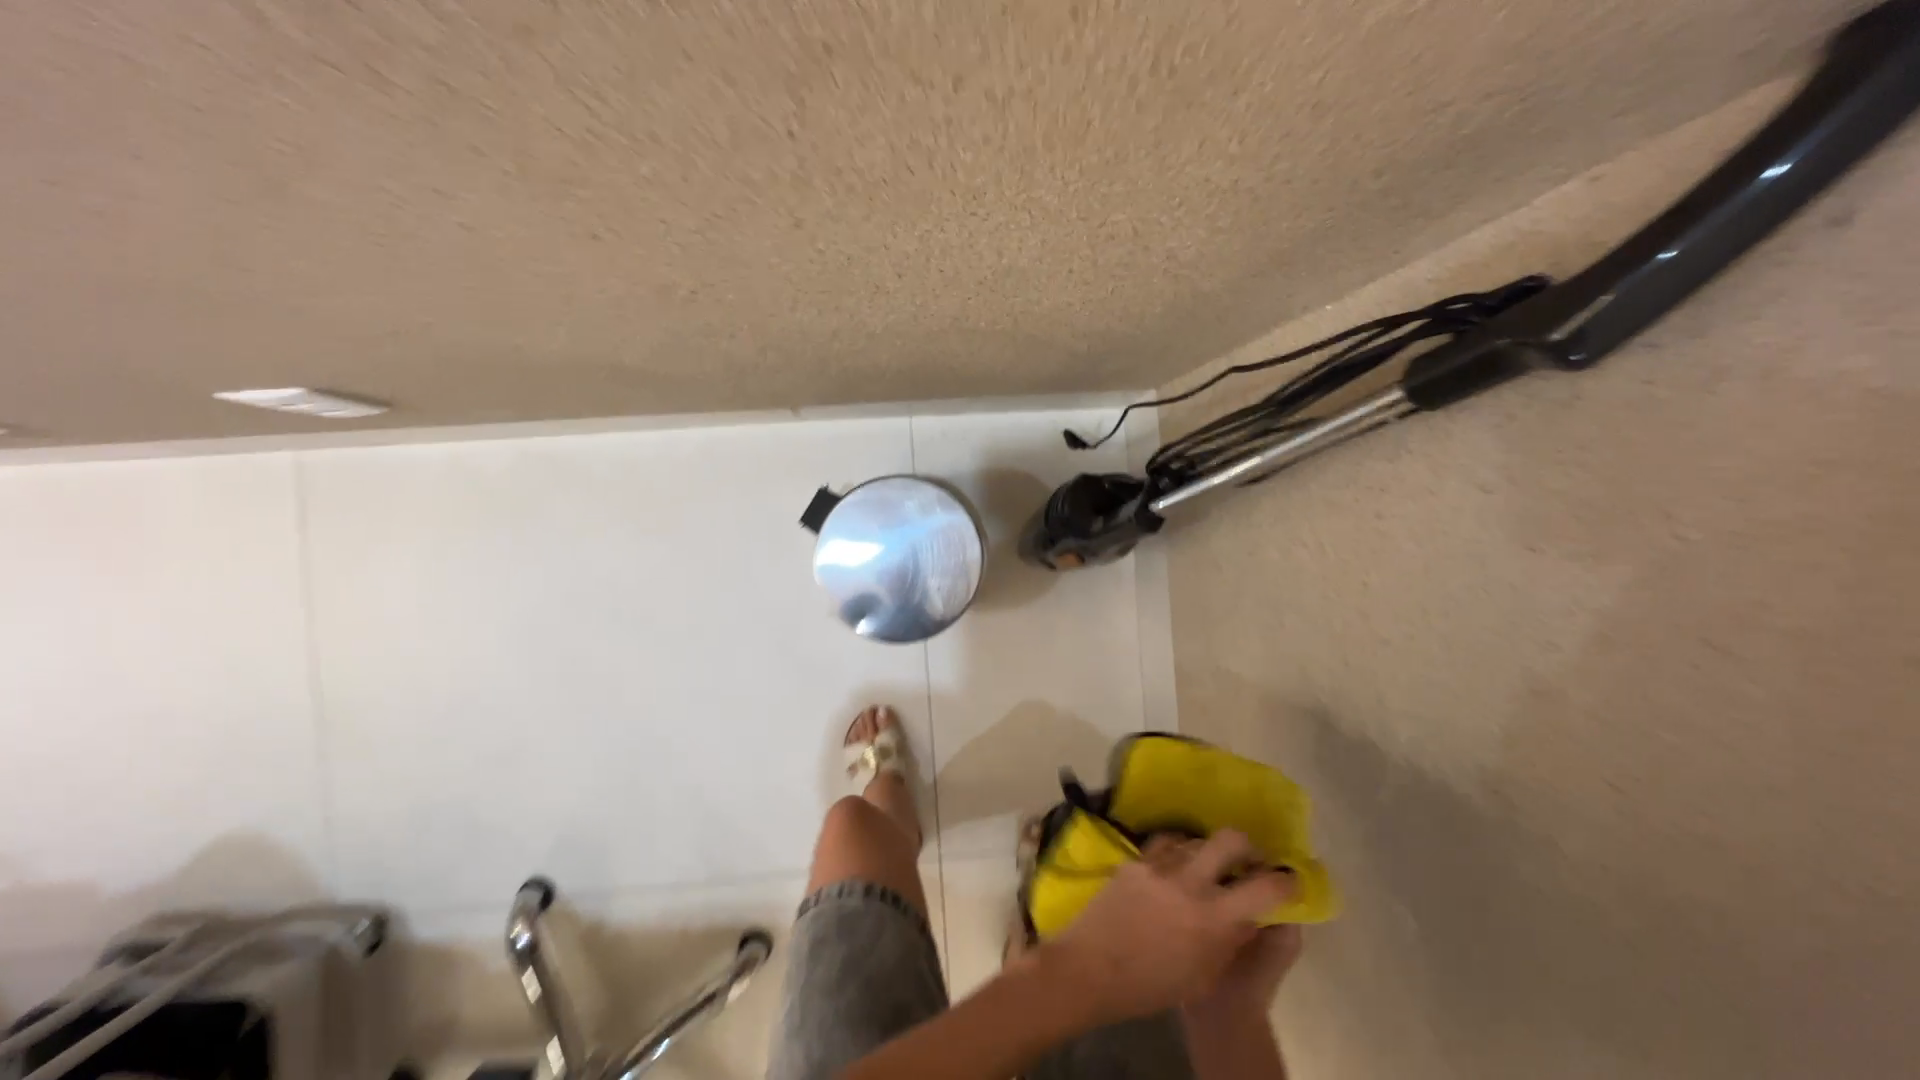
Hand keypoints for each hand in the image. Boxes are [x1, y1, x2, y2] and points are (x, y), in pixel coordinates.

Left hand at [1036, 830, 1293, 1025]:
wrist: (1089, 970)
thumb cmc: (1150, 987)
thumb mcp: (1203, 975)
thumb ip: (1230, 940)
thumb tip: (1250, 916)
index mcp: (1214, 918)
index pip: (1267, 886)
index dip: (1286, 881)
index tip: (1288, 882)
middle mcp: (1190, 883)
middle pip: (1231, 839)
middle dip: (1247, 846)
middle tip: (1247, 860)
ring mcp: (1158, 867)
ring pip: (1195, 838)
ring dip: (1207, 850)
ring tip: (1205, 866)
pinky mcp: (1134, 862)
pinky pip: (1164, 845)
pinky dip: (1177, 852)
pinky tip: (1174, 867)